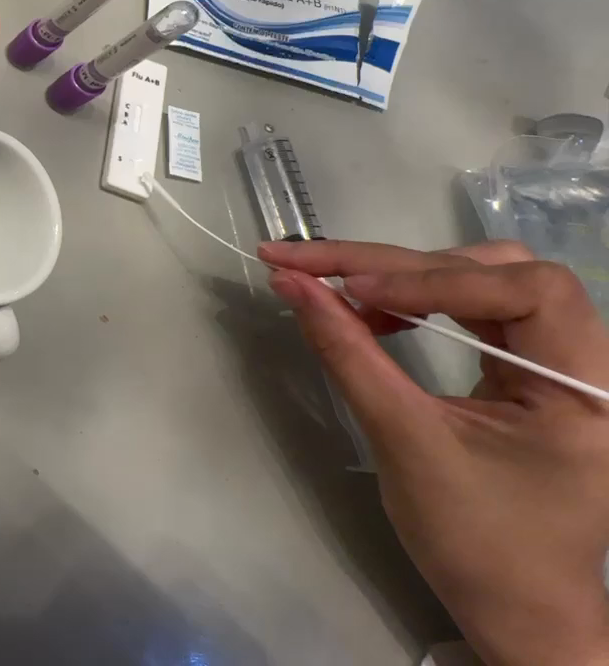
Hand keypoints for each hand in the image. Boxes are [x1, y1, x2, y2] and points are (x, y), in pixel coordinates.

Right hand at [262, 239, 608, 665]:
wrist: (514, 605)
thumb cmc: (474, 536)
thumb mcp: (402, 436)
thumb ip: (347, 351)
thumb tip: (289, 282)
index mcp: (587, 391)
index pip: (528, 290)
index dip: (434, 276)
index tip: (349, 290)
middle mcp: (586, 366)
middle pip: (496, 272)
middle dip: (394, 263)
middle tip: (302, 262)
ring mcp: (555, 368)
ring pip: (480, 280)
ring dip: (400, 274)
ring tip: (332, 290)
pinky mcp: (521, 374)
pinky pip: (467, 310)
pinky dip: (409, 299)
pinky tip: (366, 314)